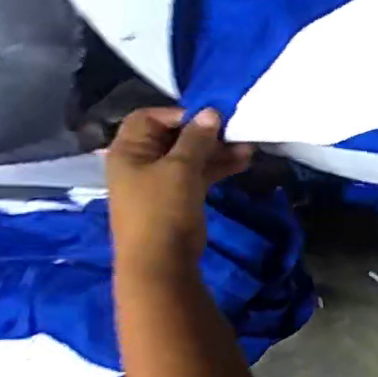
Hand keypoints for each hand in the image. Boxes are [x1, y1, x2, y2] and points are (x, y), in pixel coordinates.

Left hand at [106, 107, 254, 274]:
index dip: (179, 114)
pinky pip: (198, 175)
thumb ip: (196, 139)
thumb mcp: (180, 169)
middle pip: (173, 137)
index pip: (149, 118)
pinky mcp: (178, 198)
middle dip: (205, 133)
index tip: (210, 117)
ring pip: (190, 157)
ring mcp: (160, 182)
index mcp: (128, 151)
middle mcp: (141, 162)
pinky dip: (217, 167)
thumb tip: (211, 112)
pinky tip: (242, 162)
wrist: (161, 264)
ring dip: (217, 151)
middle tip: (234, 131)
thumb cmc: (162, 210)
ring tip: (248, 148)